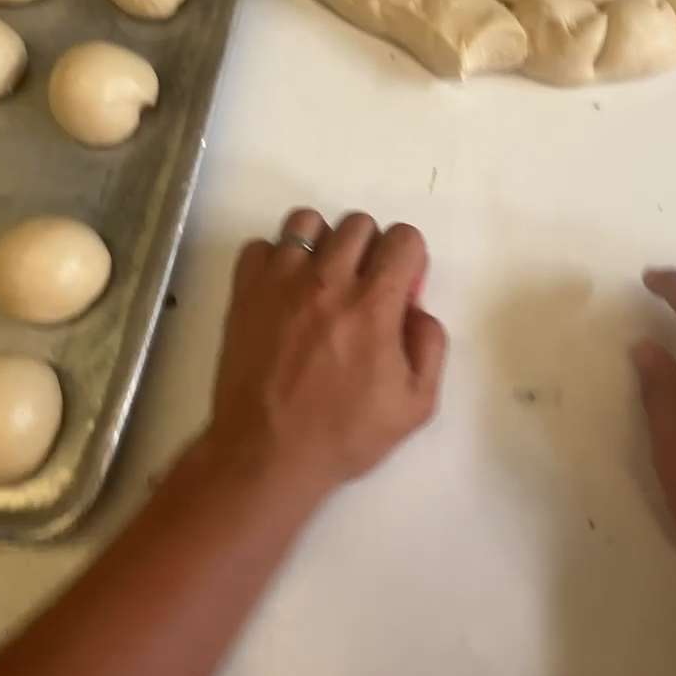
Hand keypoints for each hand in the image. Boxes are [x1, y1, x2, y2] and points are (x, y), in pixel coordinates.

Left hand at [206, 208, 447, 499]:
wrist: (266, 454)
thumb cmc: (344, 434)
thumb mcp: (416, 404)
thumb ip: (430, 345)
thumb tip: (416, 307)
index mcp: (373, 305)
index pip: (404, 238)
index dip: (410, 259)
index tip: (400, 289)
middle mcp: (328, 281)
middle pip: (359, 223)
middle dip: (371, 249)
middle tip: (364, 286)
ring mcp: (281, 282)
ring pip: (307, 221)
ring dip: (323, 243)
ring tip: (322, 279)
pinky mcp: (245, 292)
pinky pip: (261, 245)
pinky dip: (276, 259)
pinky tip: (284, 290)